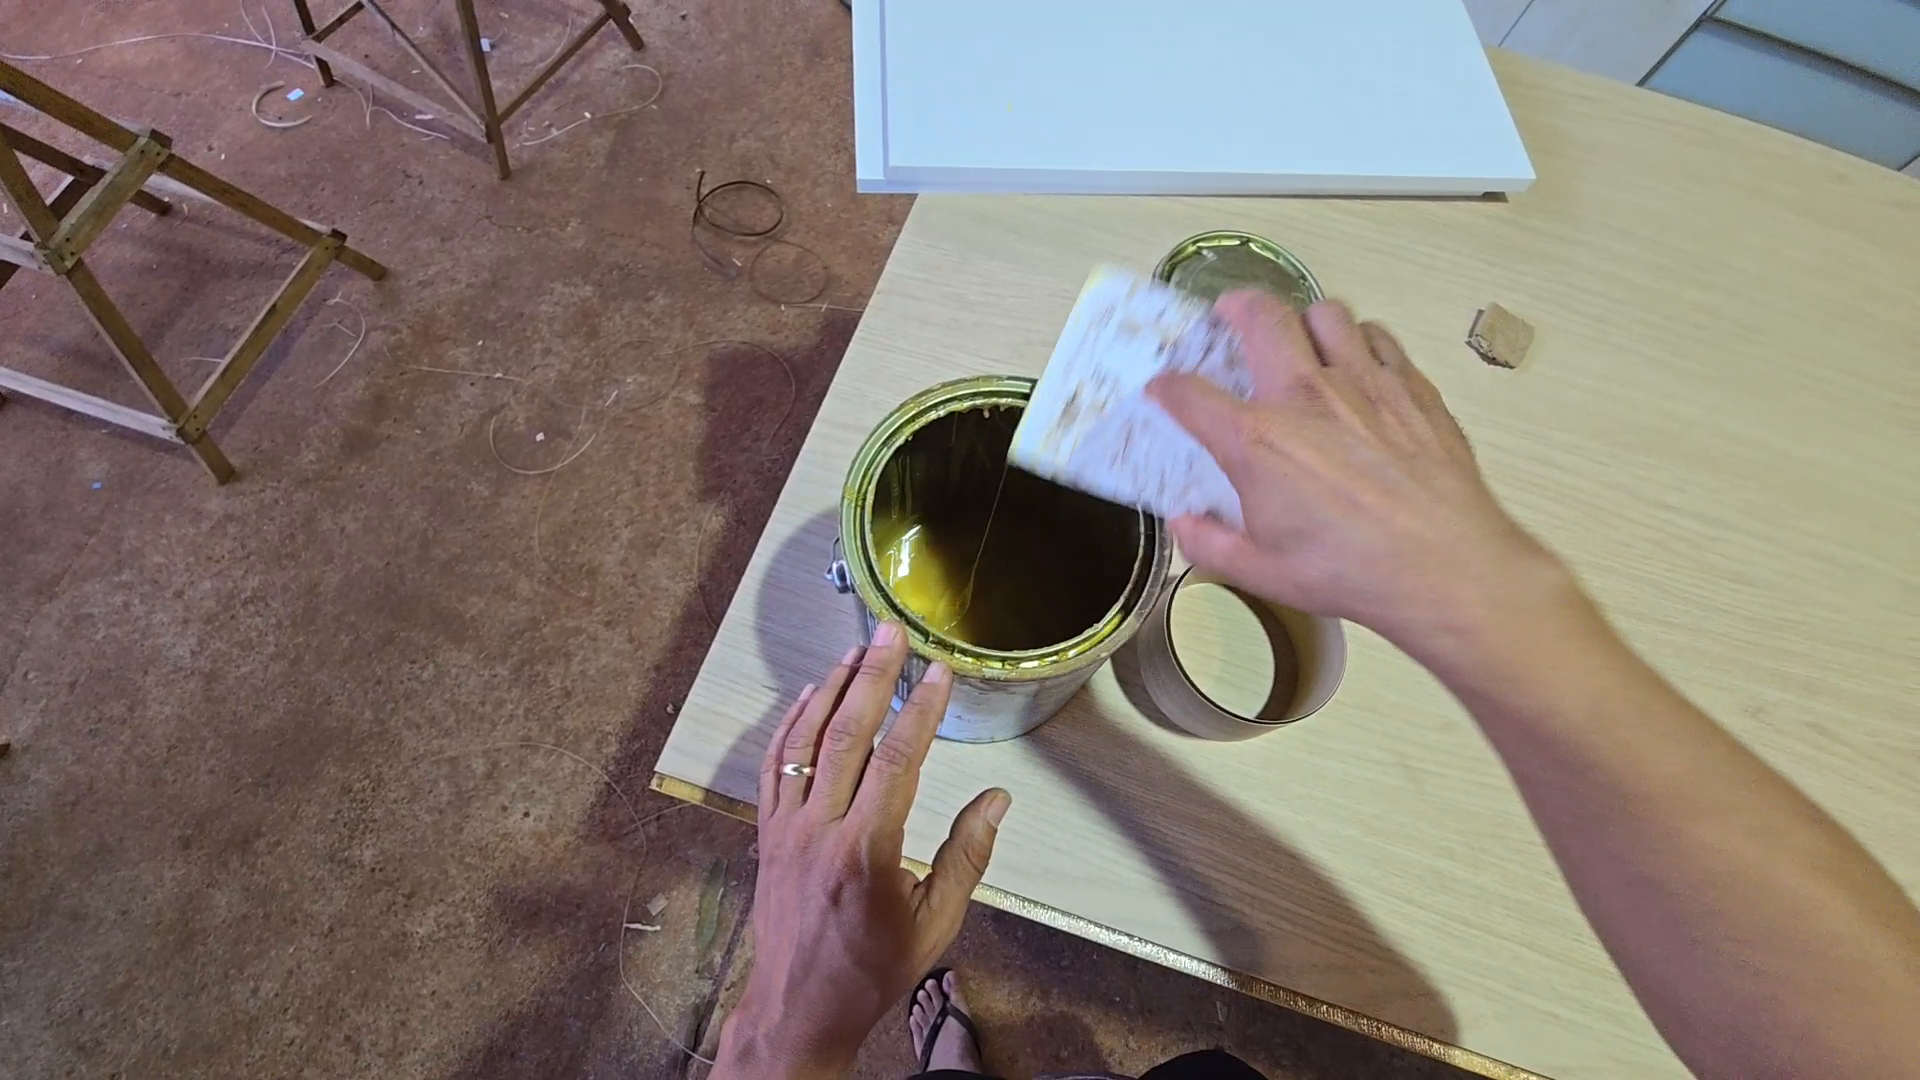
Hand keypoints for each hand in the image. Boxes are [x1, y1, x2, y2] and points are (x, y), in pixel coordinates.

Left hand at [711, 622, 1011, 1079]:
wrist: (796, 1010)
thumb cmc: (872, 970)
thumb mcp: (934, 924)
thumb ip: (967, 856)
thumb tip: (999, 798)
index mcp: (867, 850)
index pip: (899, 760)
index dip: (921, 709)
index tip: (938, 672)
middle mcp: (821, 827)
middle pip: (848, 734)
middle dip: (873, 676)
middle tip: (891, 633)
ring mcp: (787, 825)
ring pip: (806, 739)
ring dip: (833, 688)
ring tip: (856, 649)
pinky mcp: (767, 830)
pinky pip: (774, 763)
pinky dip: (791, 722)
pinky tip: (810, 693)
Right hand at [1149, 292, 1571, 661]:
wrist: (1445, 568)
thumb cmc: (1345, 571)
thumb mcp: (1258, 571)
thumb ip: (1207, 543)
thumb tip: (1184, 523)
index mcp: (1256, 442)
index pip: (1192, 395)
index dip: (1168, 387)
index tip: (1163, 389)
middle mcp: (1305, 396)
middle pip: (1262, 318)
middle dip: (1235, 307)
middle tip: (1228, 314)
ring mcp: (1364, 383)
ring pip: (1325, 314)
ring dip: (1301, 320)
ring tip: (1297, 340)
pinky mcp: (1411, 387)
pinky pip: (1377, 336)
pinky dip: (1356, 340)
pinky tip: (1354, 364)